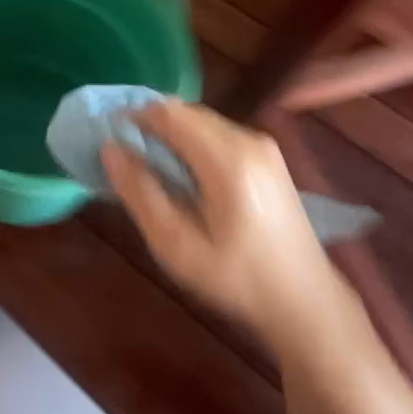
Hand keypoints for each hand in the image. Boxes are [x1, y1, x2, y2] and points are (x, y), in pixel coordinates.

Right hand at [101, 101, 348, 351]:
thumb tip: (109, 148)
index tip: (108, 143)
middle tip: (125, 162)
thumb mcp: (176, 244)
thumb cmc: (236, 278)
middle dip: (149, 127)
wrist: (304, 302)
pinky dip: (190, 145)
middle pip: (185, 112)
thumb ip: (140, 192)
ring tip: (151, 173)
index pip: (169, 113)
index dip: (132, 118)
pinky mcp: (267, 158)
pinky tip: (184, 179)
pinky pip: (216, 135)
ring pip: (200, 121)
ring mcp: (263, 147)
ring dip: (170, 136)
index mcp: (227, 160)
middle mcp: (249, 141)